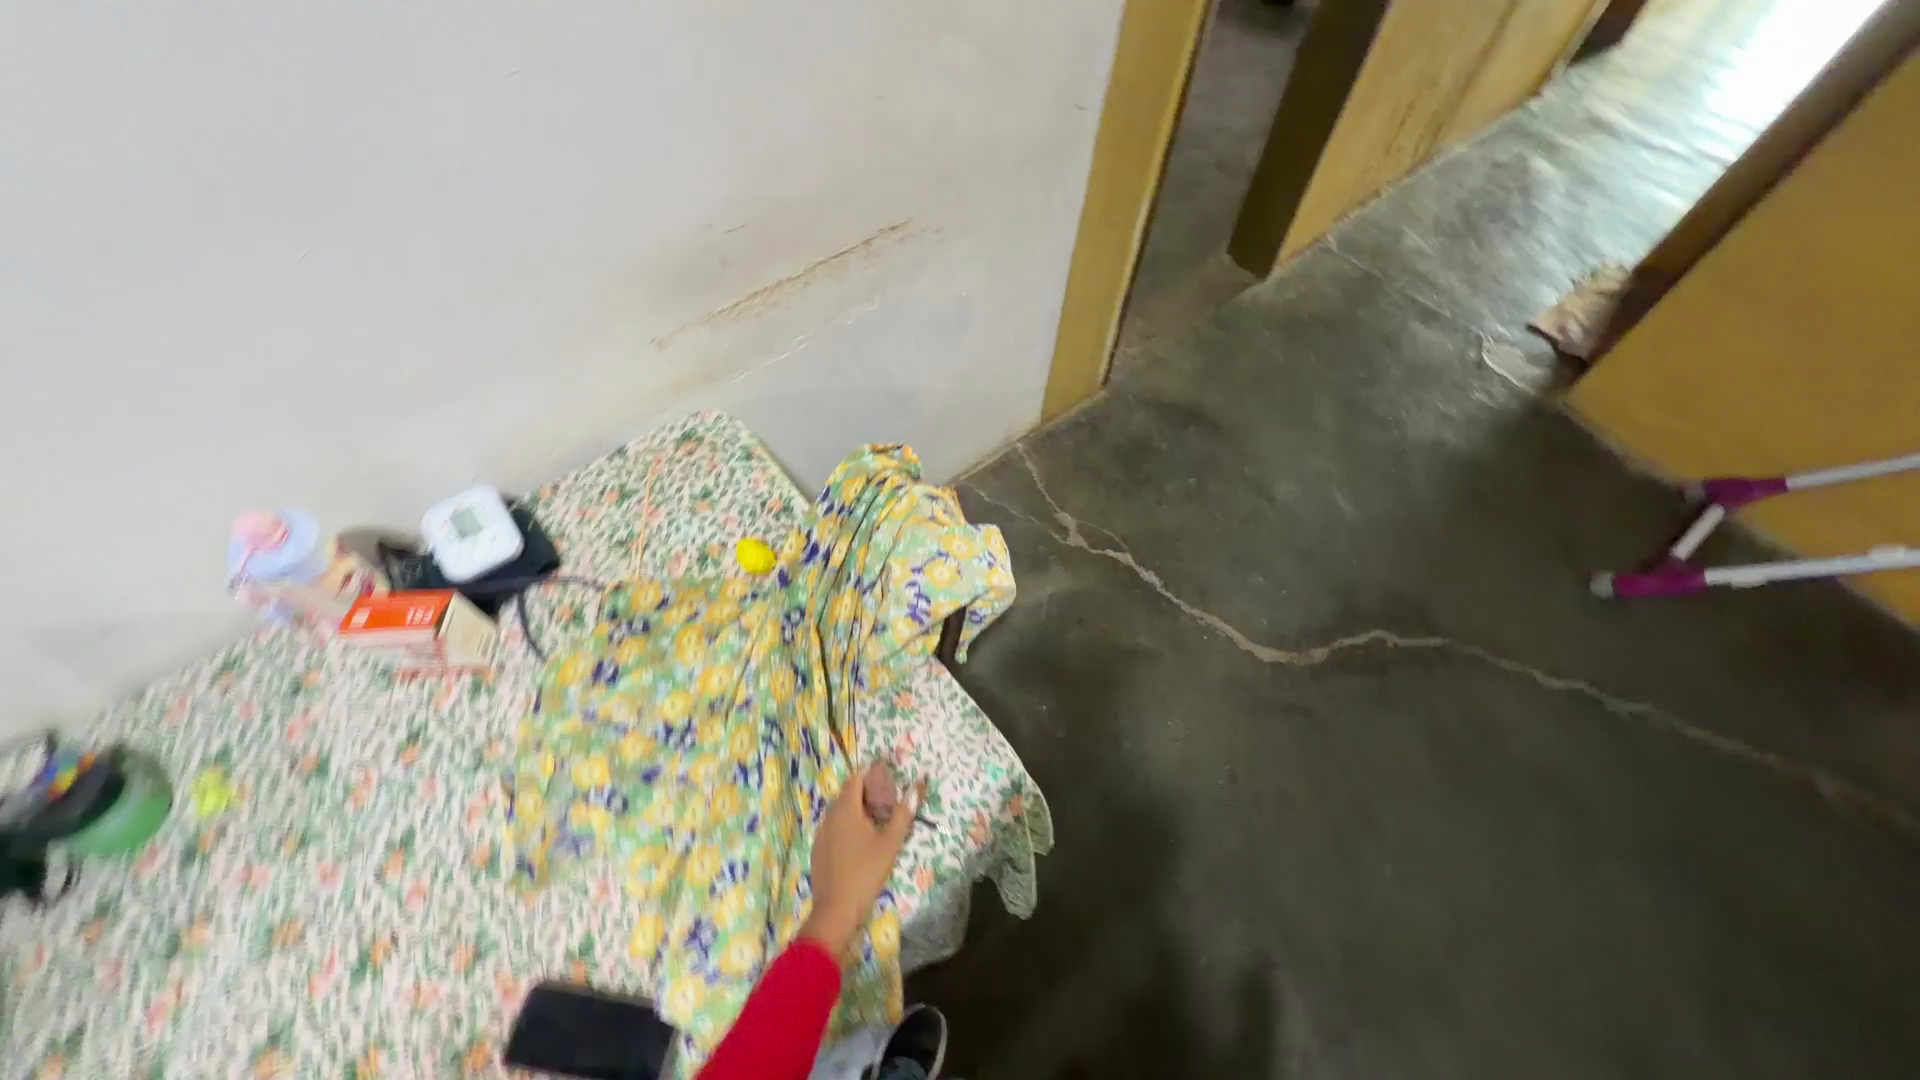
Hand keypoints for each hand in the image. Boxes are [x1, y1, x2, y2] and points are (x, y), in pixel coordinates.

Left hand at [800, 762, 920, 955]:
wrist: (835, 910)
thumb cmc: (866, 873)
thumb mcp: (890, 843)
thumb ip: (903, 813)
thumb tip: (917, 786)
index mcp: (845, 810)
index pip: (855, 779)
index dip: (870, 774)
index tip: (887, 777)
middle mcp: (829, 817)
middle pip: (846, 794)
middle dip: (865, 791)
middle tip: (887, 798)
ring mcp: (821, 834)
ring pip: (839, 811)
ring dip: (856, 808)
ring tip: (876, 818)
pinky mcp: (818, 850)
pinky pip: (833, 827)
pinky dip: (846, 825)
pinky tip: (859, 841)